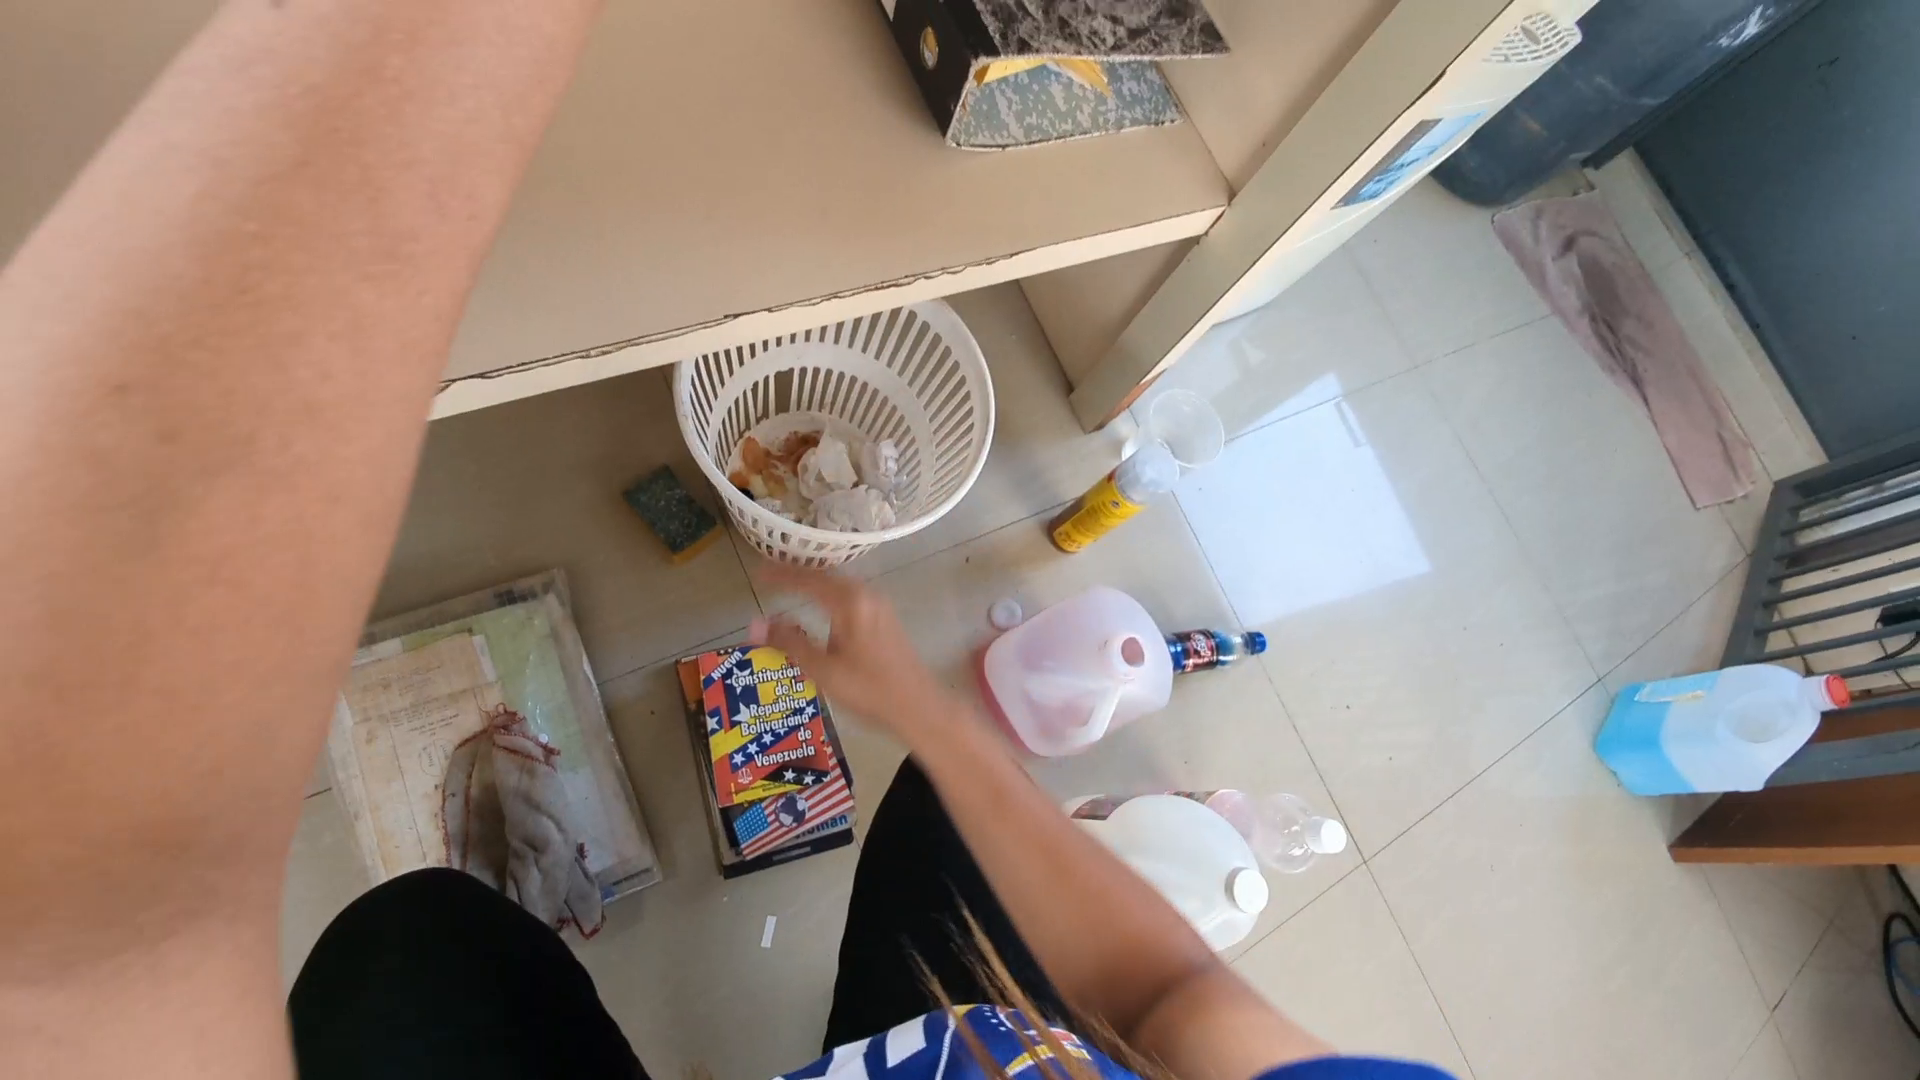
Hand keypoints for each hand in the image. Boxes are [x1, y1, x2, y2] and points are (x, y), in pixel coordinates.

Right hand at [749, 564, 953, 745]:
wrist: (918, 706)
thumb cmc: (868, 690)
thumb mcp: (823, 670)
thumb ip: (789, 643)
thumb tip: (755, 623)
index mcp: (850, 602)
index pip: (808, 579)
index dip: (780, 575)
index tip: (758, 572)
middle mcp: (866, 595)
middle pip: (826, 576)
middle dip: (797, 574)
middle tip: (769, 575)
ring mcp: (880, 605)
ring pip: (840, 584)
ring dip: (814, 583)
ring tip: (789, 586)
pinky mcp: (886, 617)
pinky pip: (851, 595)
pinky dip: (830, 593)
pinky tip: (821, 606)